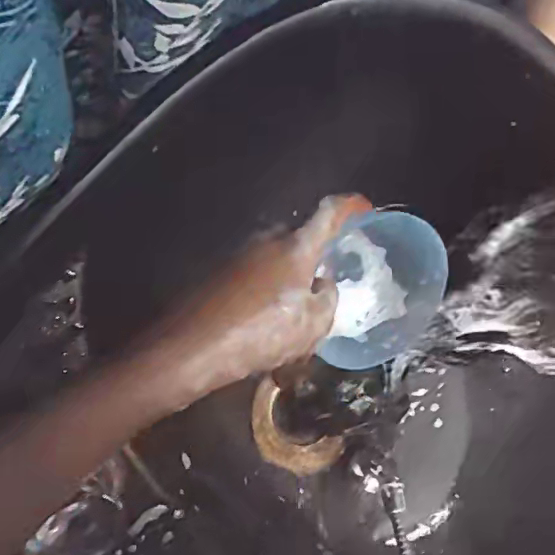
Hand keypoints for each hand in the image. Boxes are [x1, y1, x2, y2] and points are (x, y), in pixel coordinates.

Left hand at [142, 194, 371, 407]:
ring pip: (272, 259)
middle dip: (312, 255)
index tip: (362, 208)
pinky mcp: (214, 272)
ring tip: (288, 313)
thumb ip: (328, 298)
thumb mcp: (312, 325)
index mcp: (295, 247)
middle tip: (321, 281)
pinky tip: (259, 321)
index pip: (328, 213)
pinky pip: (250, 275)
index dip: (350, 207)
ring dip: (284, 277)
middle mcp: (264, 241)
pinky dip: (261, 290)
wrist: (192, 347)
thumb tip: (323, 283)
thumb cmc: (261, 334)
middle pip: (297, 237)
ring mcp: (236, 254)